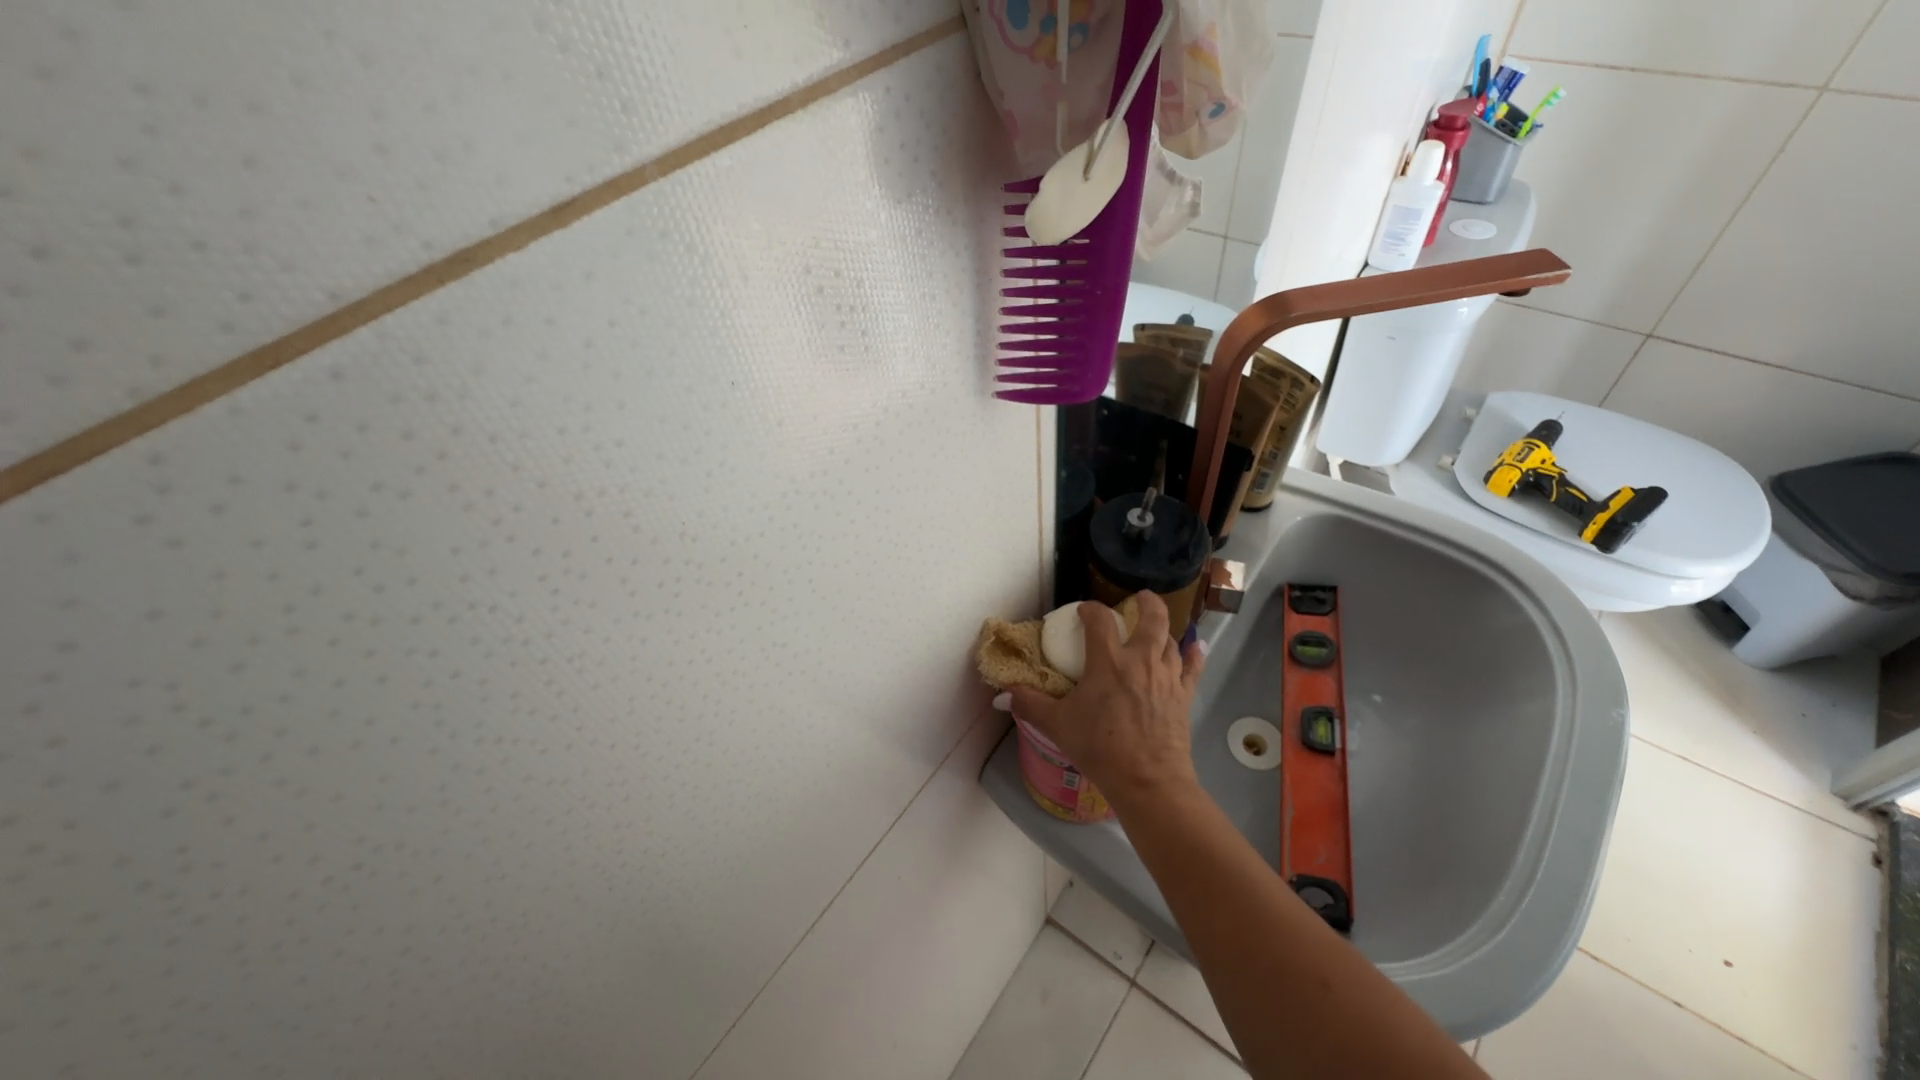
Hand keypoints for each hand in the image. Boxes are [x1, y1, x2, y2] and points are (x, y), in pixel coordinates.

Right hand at [1010, 592, 1207, 808]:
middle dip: (1146, 602)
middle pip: (1153, 617)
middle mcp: (1142, 660)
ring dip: (1163, 631)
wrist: (1147, 780)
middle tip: (1138, 598)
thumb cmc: (1100, 748)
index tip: (1084, 611)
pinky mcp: (1185, 695)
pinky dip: (1194, 653)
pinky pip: (1193, 666)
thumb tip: (1006, 694)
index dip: (1091, 609)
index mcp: (1108, 661)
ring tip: (1154, 631)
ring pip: (1171, 640)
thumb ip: (1030, 705)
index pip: (1100, 620)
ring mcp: (1168, 676)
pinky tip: (1196, 646)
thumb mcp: (1057, 725)